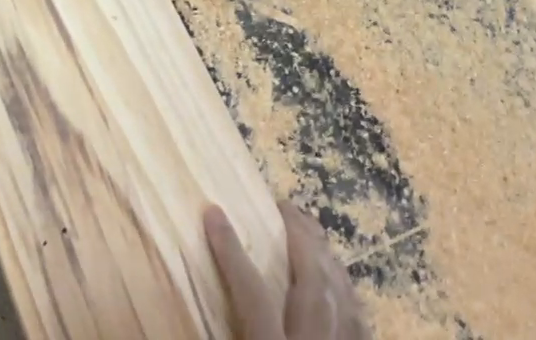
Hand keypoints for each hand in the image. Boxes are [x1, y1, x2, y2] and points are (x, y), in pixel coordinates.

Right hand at [205, 201, 369, 339]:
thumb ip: (214, 331)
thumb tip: (176, 300)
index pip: (252, 294)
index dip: (231, 251)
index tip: (213, 212)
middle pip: (314, 286)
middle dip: (300, 240)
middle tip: (284, 206)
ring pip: (344, 300)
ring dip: (328, 260)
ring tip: (311, 230)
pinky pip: (359, 322)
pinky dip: (346, 294)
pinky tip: (338, 280)